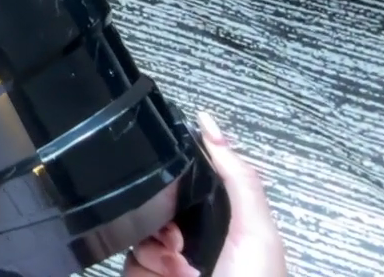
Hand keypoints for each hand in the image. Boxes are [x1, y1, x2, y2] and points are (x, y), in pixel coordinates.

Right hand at [125, 112, 287, 276]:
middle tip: (179, 229)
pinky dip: (144, 258)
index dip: (182, 171)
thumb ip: (238, 179)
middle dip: (165, 209)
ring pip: (140, 224)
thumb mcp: (257, 235)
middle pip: (162, 200)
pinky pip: (126, 249)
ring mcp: (167, 263)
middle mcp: (196, 243)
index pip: (195, 185)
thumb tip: (208, 121)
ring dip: (156, 239)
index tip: (170, 161)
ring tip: (176, 260)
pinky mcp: (141, 274)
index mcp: (228, 230)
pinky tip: (166, 271)